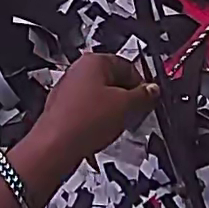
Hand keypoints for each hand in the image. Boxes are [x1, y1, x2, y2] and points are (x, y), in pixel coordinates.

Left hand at [25, 52, 157, 162]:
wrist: (56, 146)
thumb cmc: (82, 121)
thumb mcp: (126, 106)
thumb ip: (143, 96)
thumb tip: (152, 90)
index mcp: (93, 61)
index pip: (127, 65)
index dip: (142, 82)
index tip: (149, 96)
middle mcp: (77, 71)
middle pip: (113, 80)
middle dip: (127, 97)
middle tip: (136, 111)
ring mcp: (68, 89)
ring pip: (100, 96)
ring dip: (113, 110)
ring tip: (118, 124)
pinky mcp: (64, 109)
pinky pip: (88, 110)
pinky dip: (98, 119)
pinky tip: (102, 131)